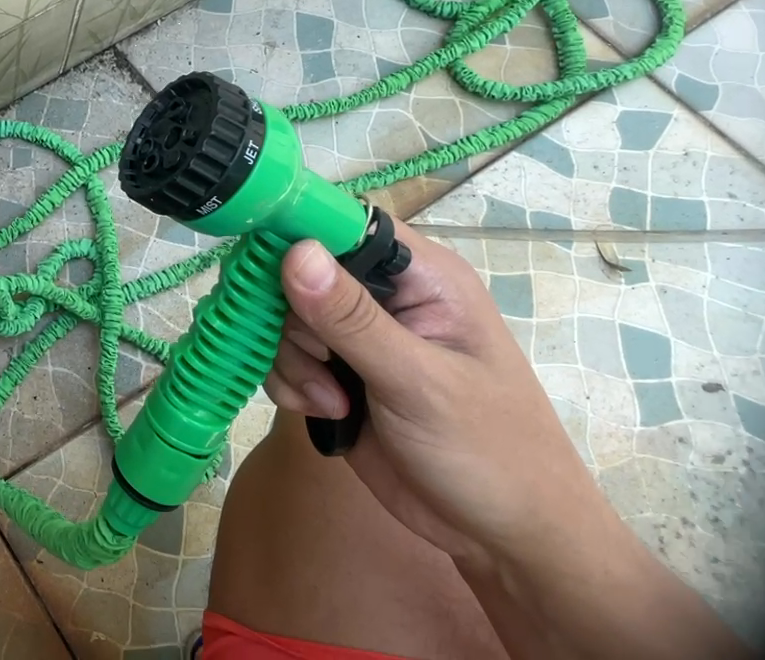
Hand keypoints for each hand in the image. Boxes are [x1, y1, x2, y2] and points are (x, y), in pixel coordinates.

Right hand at [264, 220, 614, 572]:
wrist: (504, 539)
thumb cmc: (489, 453)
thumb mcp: (418, 382)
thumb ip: (351, 317)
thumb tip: (293, 249)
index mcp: (421, 277)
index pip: (340, 225)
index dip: (294, 236)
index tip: (261, 271)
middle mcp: (383, 296)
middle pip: (294, 272)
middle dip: (291, 320)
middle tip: (319, 359)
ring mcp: (355, 335)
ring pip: (280, 317)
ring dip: (290, 360)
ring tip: (331, 402)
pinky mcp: (332, 371)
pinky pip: (280, 355)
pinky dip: (287, 382)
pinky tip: (323, 412)